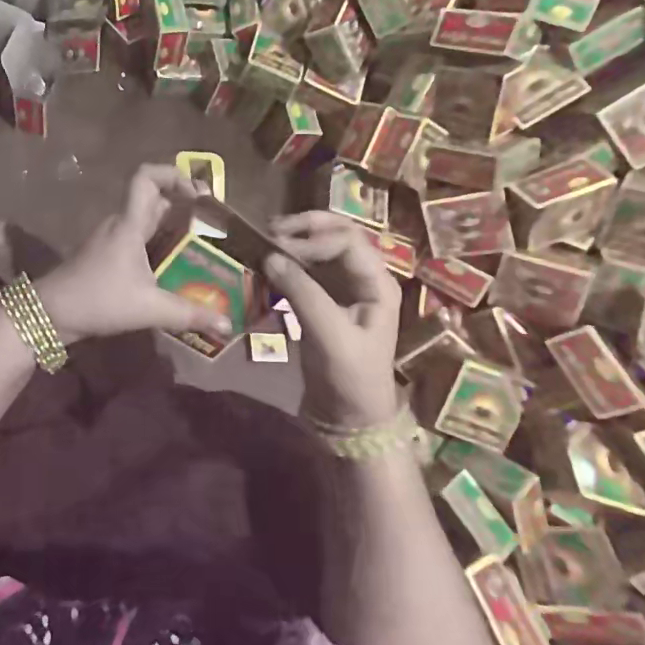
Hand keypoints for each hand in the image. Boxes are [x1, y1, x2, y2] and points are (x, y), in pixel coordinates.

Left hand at [35, 164, 232, 341]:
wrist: (49, 314)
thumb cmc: (98, 300)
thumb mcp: (148, 308)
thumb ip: (189, 315)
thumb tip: (227, 325)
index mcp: (129, 223)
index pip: (146, 177)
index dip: (174, 175)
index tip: (200, 194)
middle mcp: (120, 224)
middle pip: (154, 199)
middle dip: (184, 206)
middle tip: (213, 226)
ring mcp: (110, 239)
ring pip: (146, 221)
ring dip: (172, 228)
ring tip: (201, 247)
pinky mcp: (106, 256)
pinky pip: (137, 239)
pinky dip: (158, 245)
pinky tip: (173, 268)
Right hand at [264, 212, 402, 430]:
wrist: (349, 417)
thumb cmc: (350, 377)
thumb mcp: (329, 336)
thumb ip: (303, 294)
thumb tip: (270, 257)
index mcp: (378, 284)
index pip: (347, 241)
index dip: (312, 238)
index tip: (277, 248)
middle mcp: (365, 279)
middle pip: (339, 234)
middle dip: (306, 227)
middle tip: (271, 230)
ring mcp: (345, 290)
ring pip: (322, 249)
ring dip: (296, 241)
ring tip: (266, 241)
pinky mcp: (325, 302)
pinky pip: (308, 270)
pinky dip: (289, 262)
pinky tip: (269, 265)